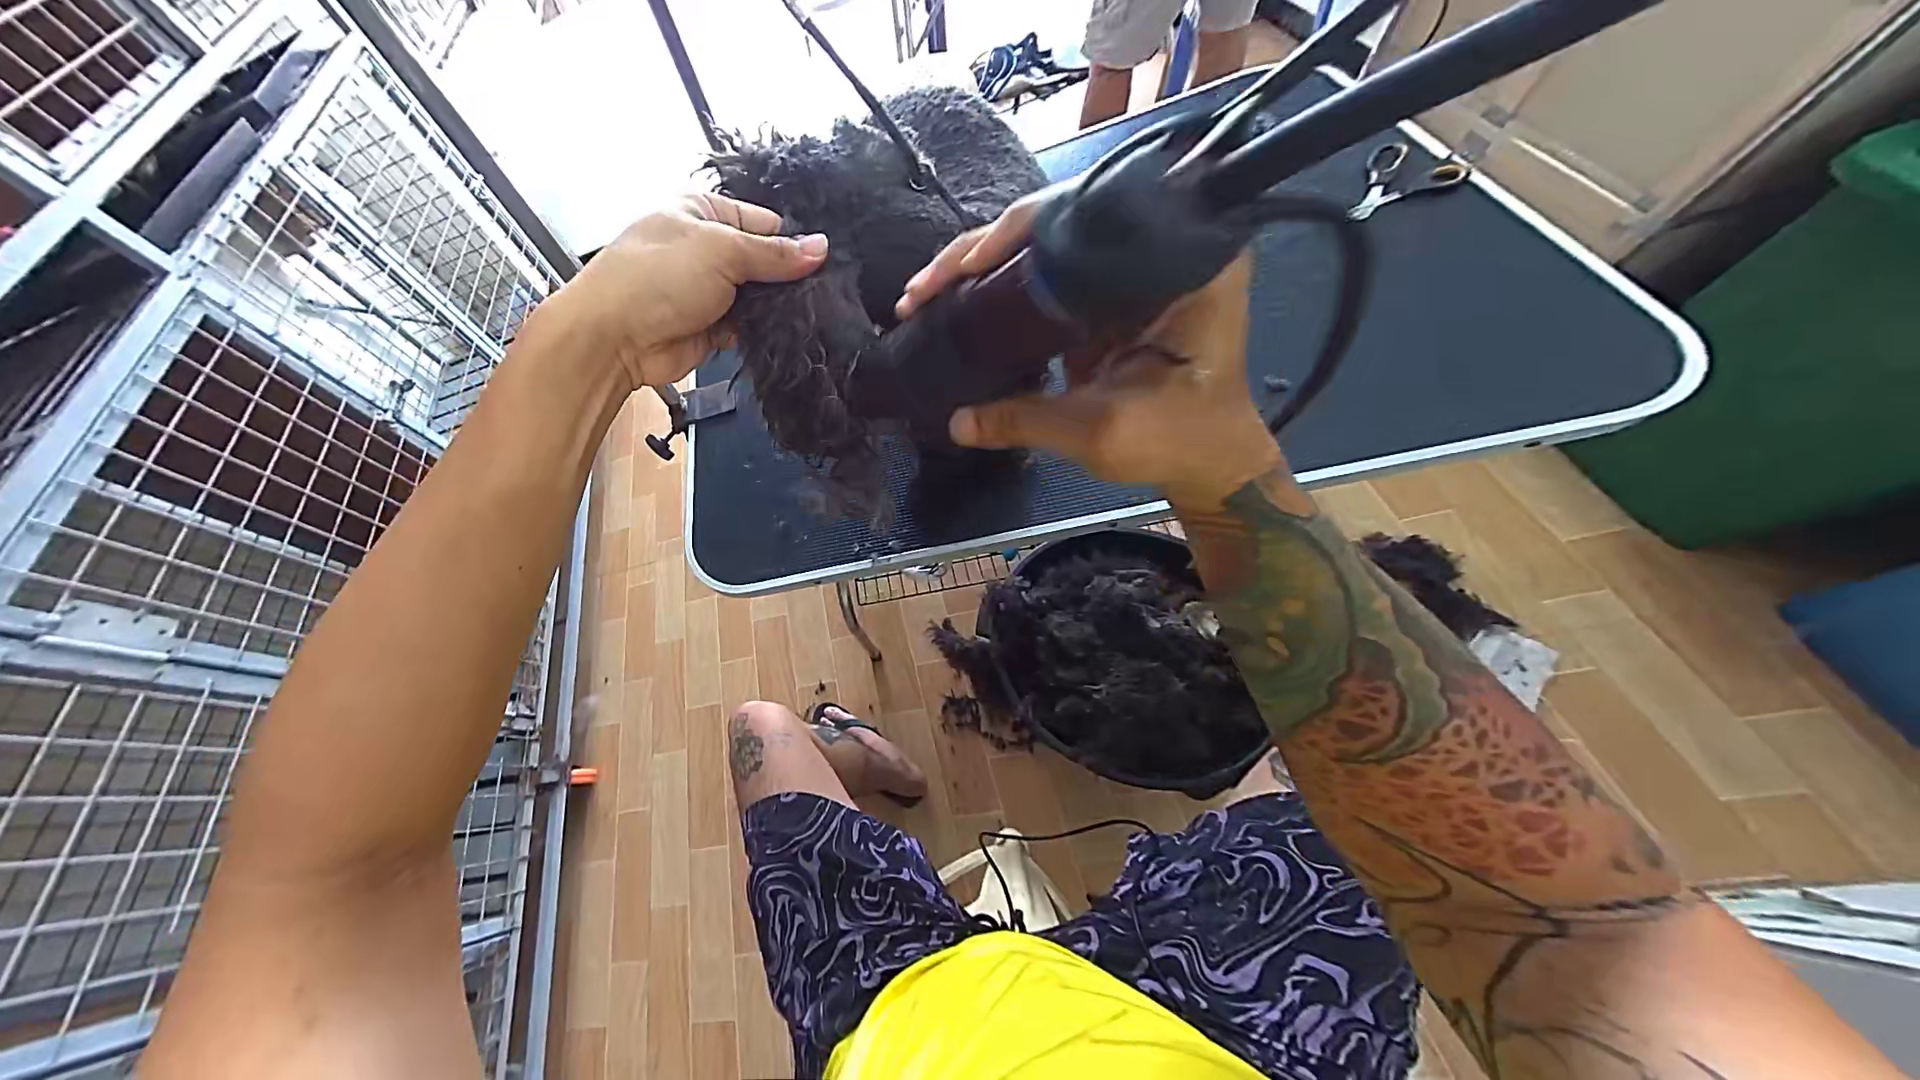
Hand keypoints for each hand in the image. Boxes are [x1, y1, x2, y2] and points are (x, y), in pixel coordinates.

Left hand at [540, 194, 827, 390]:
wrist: (614, 338)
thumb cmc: (651, 279)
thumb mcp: (721, 251)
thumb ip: (774, 253)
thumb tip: (820, 248)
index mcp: (703, 213)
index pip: (765, 222)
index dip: (793, 241)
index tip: (822, 261)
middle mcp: (708, 249)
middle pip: (767, 261)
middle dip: (789, 278)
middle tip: (820, 292)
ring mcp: (711, 290)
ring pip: (763, 297)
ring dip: (778, 308)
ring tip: (805, 315)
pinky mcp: (715, 326)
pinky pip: (752, 326)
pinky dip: (766, 331)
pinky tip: (783, 334)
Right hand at [899, 197, 1282, 509]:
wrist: (1211, 462)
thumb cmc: (1180, 442)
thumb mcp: (1102, 431)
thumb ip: (1026, 421)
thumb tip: (956, 422)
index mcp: (1181, 259)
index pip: (1084, 215)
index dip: (1012, 233)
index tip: (961, 268)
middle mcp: (1160, 247)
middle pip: (1056, 224)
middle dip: (981, 251)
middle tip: (923, 288)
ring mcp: (1132, 271)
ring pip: (1048, 249)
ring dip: (985, 268)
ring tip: (928, 293)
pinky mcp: (1111, 298)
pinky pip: (1052, 281)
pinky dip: (1007, 293)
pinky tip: (962, 303)